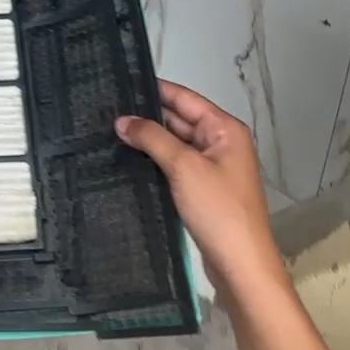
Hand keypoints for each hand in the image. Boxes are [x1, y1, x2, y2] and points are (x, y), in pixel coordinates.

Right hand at [116, 81, 287, 307]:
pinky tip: (129, 158)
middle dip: (147, 114)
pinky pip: (176, 164)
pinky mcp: (204, 189)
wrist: (241, 267)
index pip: (184, 98)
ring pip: (176, 143)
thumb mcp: (183, 167)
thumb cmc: (218, 209)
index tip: (121, 82)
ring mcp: (213, 167)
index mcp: (224, 129)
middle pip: (180, 118)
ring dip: (149, 138)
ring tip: (111, 130)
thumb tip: (122, 120)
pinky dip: (156, 160)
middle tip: (108, 108)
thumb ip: (151, 137)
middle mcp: (221, 142)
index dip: (154, 88)